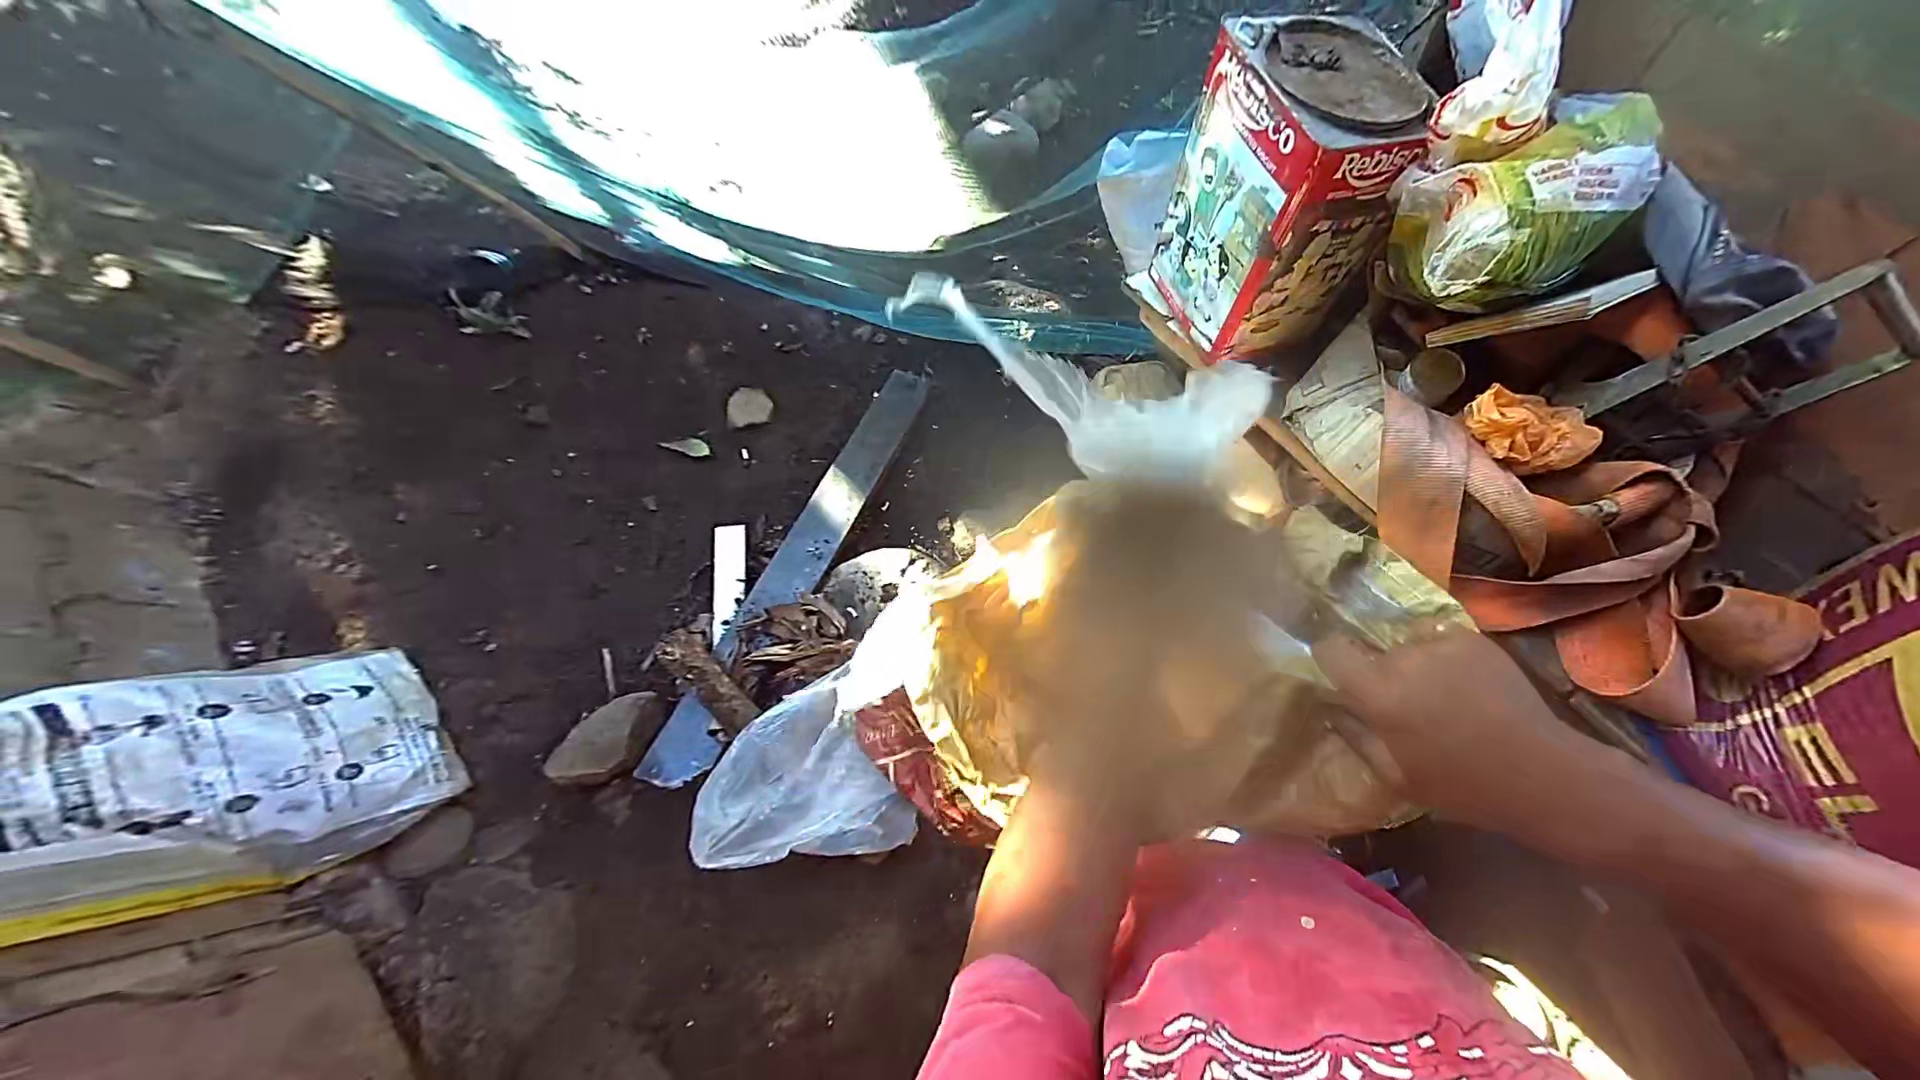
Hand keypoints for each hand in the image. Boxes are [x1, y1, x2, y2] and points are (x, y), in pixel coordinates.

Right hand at [1311, 630, 1592, 828]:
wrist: (1547, 775)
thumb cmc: (1462, 785)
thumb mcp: (1395, 775)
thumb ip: (1354, 735)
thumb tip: (1329, 706)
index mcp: (1378, 693)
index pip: (1330, 648)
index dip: (1332, 659)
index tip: (1342, 676)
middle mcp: (1404, 659)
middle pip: (1371, 649)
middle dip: (1378, 669)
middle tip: (1400, 699)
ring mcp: (1441, 644)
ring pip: (1405, 643)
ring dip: (1410, 661)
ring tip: (1437, 691)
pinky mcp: (1473, 639)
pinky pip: (1437, 637)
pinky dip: (1441, 654)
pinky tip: (1462, 682)